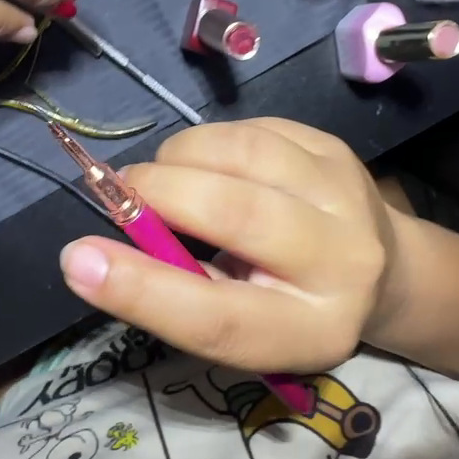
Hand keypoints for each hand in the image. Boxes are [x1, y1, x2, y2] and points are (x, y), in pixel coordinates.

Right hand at [56, 120, 400, 373]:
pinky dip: (208, 142)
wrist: (382, 271)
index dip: (142, 289)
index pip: (219, 317)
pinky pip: (250, 128)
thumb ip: (179, 294)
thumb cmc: (290, 307)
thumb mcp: (240, 328)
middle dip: (159, 193)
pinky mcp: (334, 147)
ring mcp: (346, 193)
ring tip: (167, 178)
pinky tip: (208, 163)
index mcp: (310, 330)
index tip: (77, 258)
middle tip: (122, 193)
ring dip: (181, 157)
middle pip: (238, 215)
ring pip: (244, 153)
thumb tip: (91, 255)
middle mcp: (342, 262)